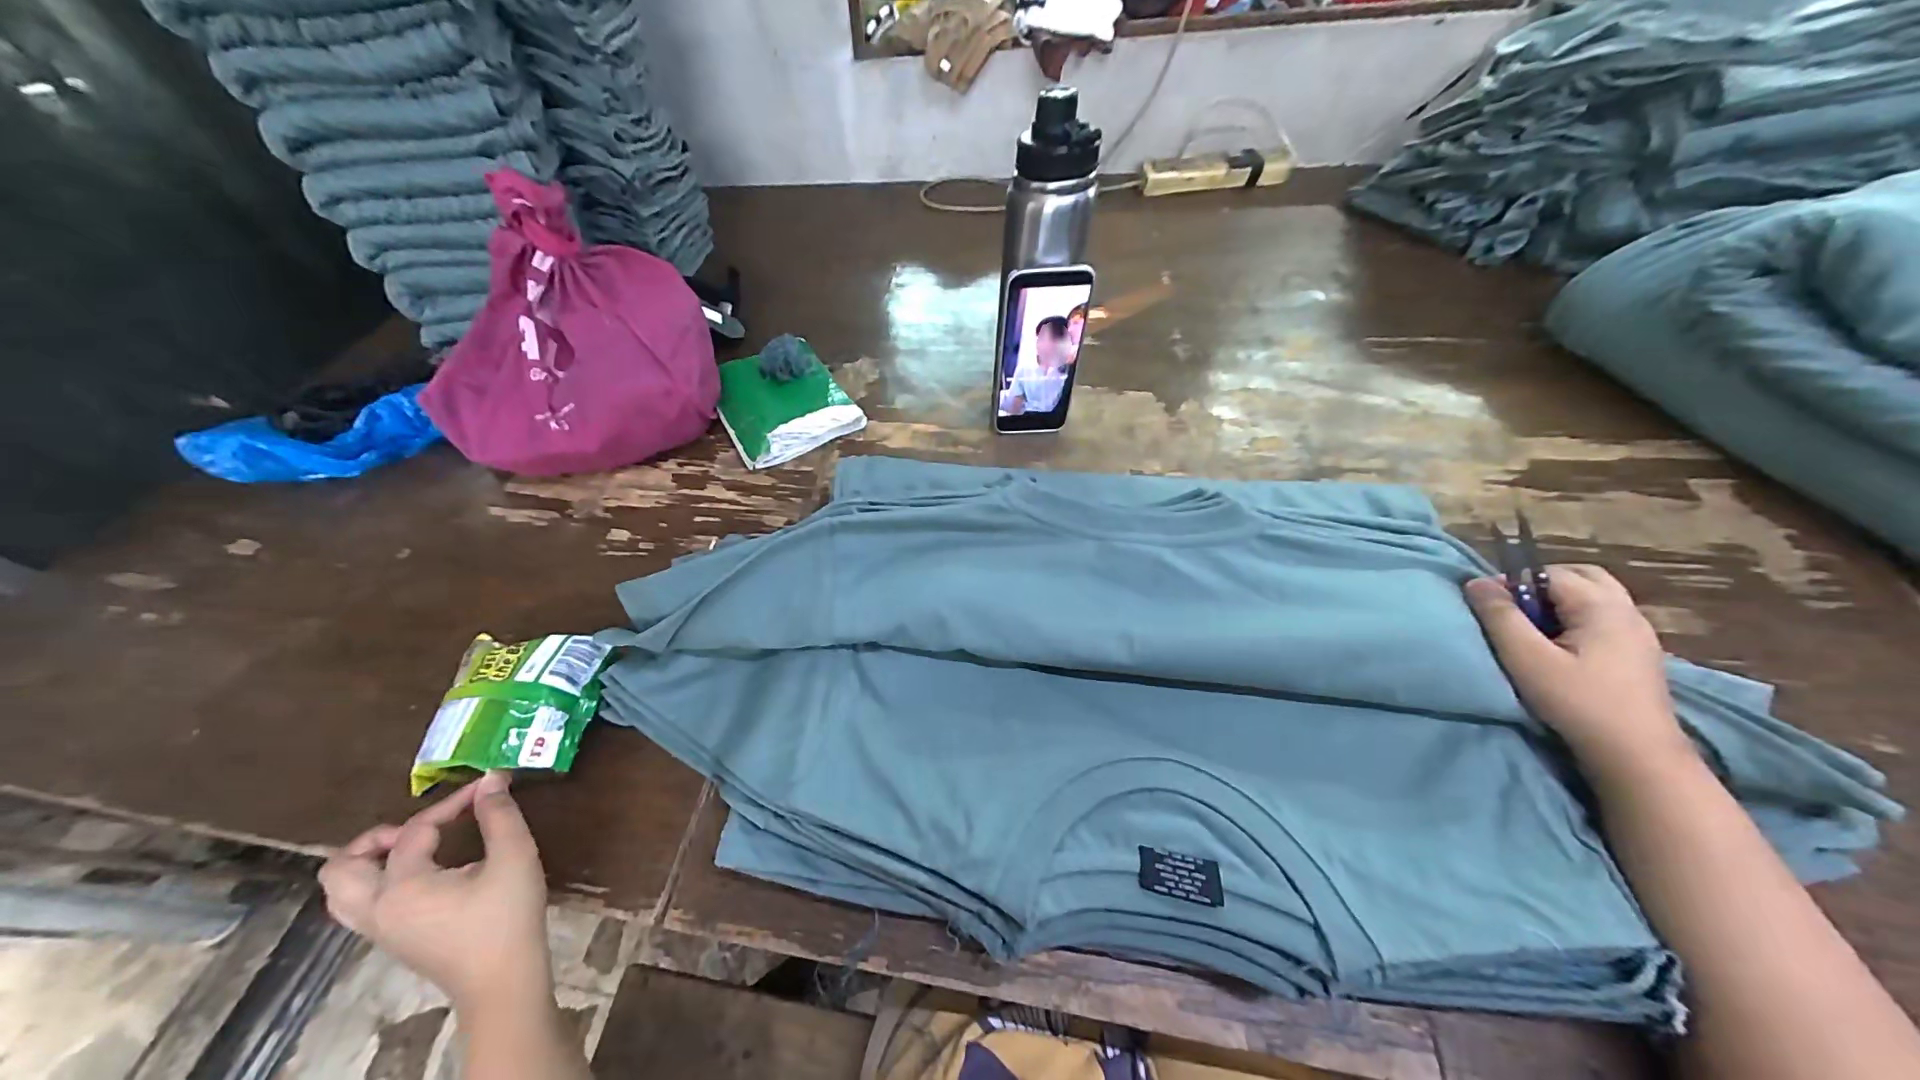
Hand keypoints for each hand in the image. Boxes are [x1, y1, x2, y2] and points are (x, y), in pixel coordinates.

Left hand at [319, 772, 550, 1013]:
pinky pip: (360, 906)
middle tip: (420, 828)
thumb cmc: (507, 916)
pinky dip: (377, 881)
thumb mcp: (514, 856)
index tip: (485, 788)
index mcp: (403, 887)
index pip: (416, 831)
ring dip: (367, 863)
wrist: (503, 978)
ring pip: (341, 893)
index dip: (451, 804)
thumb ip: (500, 814)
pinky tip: (423, 874)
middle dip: (374, 838)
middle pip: (341, 869)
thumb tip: (490, 780)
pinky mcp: (392, 941)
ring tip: (411, 848)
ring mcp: (380, 930)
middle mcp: (377, 909)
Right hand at [1464, 565, 1692, 769]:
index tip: (1488, 606)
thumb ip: (1500, 616)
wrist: (1637, 756)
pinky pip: (1604, 619)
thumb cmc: (1577, 702)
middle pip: (1581, 577)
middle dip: (1541, 584)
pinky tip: (1560, 648)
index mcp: (1602, 606)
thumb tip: (1477, 582)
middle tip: (1514, 610)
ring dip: (1560, 603)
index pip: (1550, 573)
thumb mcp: (1526, 658)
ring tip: (1533, 630)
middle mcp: (1627, 611)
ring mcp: (1639, 634)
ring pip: (1595, 597)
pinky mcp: (1639, 655)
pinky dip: (1577, 620)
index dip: (1514, 582)